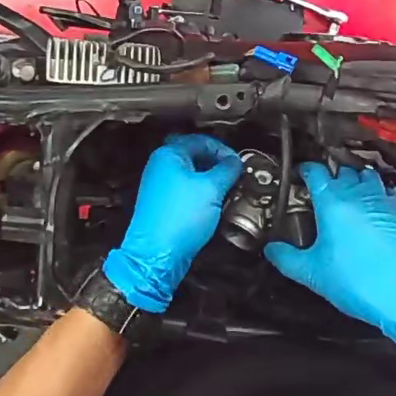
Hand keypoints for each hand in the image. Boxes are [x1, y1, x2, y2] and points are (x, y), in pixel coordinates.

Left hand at [103, 134, 243, 312]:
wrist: (155, 255)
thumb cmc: (182, 217)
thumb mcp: (211, 189)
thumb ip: (227, 170)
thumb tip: (236, 161)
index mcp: (169, 155)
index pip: (201, 140)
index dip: (223, 150)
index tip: (239, 165)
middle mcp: (161, 166)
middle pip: (197, 157)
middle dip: (219, 166)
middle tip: (237, 178)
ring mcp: (160, 187)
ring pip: (193, 176)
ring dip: (213, 183)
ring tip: (230, 193)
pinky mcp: (164, 206)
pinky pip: (188, 192)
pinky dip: (203, 196)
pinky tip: (216, 206)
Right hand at [264, 165, 395, 395]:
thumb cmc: (360, 282)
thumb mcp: (311, 273)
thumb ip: (286, 258)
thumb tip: (272, 250)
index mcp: (334, 202)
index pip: (316, 171)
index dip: (304, 169)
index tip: (299, 174)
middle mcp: (359, 195)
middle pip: (343, 170)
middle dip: (329, 175)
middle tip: (318, 187)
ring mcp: (383, 204)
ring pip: (367, 177)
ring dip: (354, 180)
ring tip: (343, 193)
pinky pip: (384, 193)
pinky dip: (373, 195)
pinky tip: (368, 211)